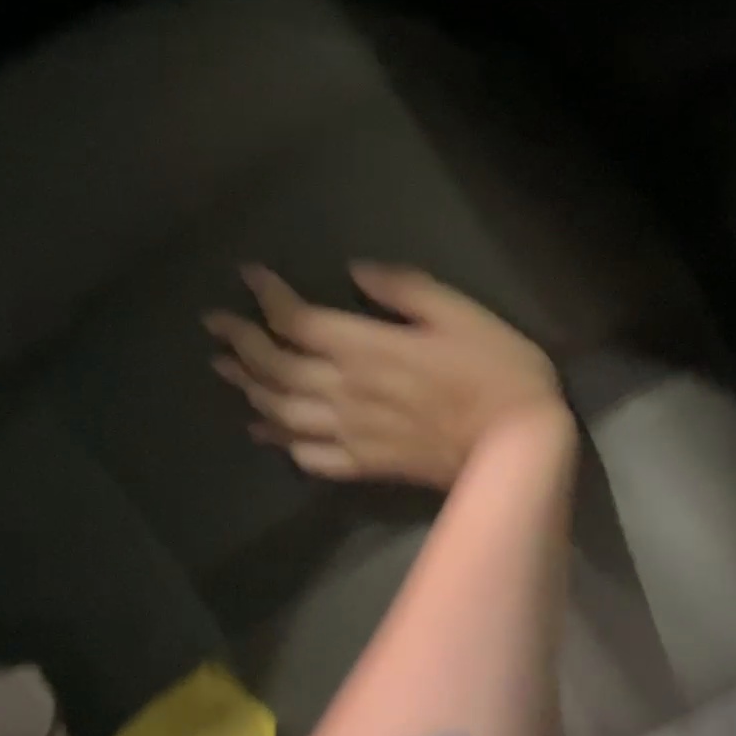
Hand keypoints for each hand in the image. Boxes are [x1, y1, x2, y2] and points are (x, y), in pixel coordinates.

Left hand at [205, 262, 566, 487]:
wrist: (519, 445)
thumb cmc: (501, 372)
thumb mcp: (467, 316)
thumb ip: (411, 292)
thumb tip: (359, 271)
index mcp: (369, 349)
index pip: (298, 320)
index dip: (268, 298)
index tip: (250, 276)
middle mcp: (345, 390)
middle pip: (277, 367)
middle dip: (242, 342)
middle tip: (216, 325)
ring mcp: (352, 432)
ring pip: (280, 411)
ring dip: (249, 389)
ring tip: (228, 371)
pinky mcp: (368, 464)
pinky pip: (309, 456)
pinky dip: (280, 443)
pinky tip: (268, 435)